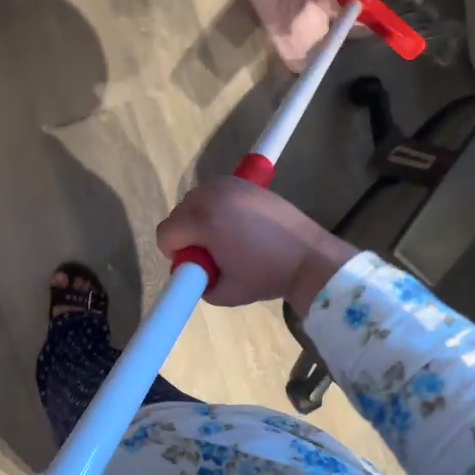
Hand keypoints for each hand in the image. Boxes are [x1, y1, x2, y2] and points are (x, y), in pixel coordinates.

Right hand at [155, 176, 356, 315]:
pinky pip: (214, 193)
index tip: (196, 265)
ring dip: (199, 220)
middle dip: (187, 235)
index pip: (165, 233)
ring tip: (226, 239)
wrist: (308, 257)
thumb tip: (188, 270)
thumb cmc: (266, 276)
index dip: (175, 253)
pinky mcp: (243, 182)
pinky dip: (216, 207)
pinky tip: (237, 225)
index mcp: (203, 220)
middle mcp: (211, 194)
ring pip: (194, 201)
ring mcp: (228, 183)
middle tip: (213, 254)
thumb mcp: (223, 293)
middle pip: (177, 214)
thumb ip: (195, 283)